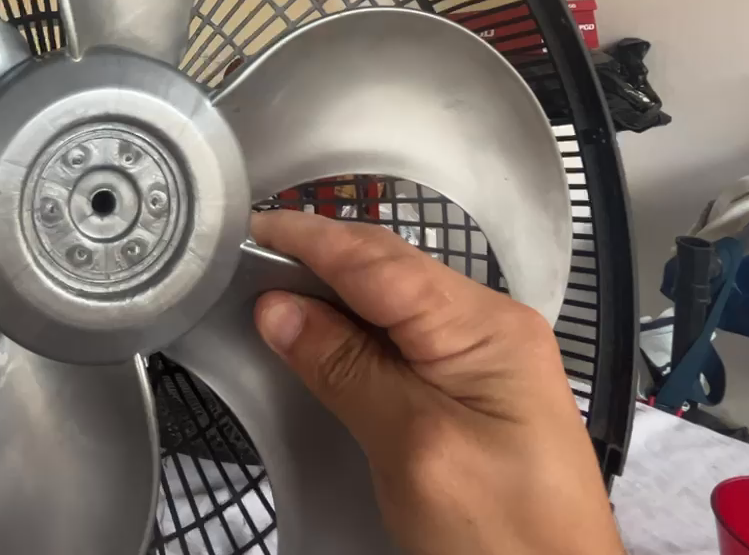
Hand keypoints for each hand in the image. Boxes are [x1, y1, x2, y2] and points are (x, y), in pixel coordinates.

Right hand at [250, 210, 622, 554]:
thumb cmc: (500, 538)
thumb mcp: (413, 449)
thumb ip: (343, 368)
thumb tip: (274, 307)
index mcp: (483, 325)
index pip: (378, 260)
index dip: (310, 238)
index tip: (249, 225)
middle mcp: (487, 320)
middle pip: (385, 265)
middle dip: (317, 252)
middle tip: (248, 253)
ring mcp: (483, 349)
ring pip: (389, 291)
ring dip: (329, 282)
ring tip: (270, 278)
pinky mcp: (471, 378)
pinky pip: (398, 325)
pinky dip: (349, 316)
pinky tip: (319, 320)